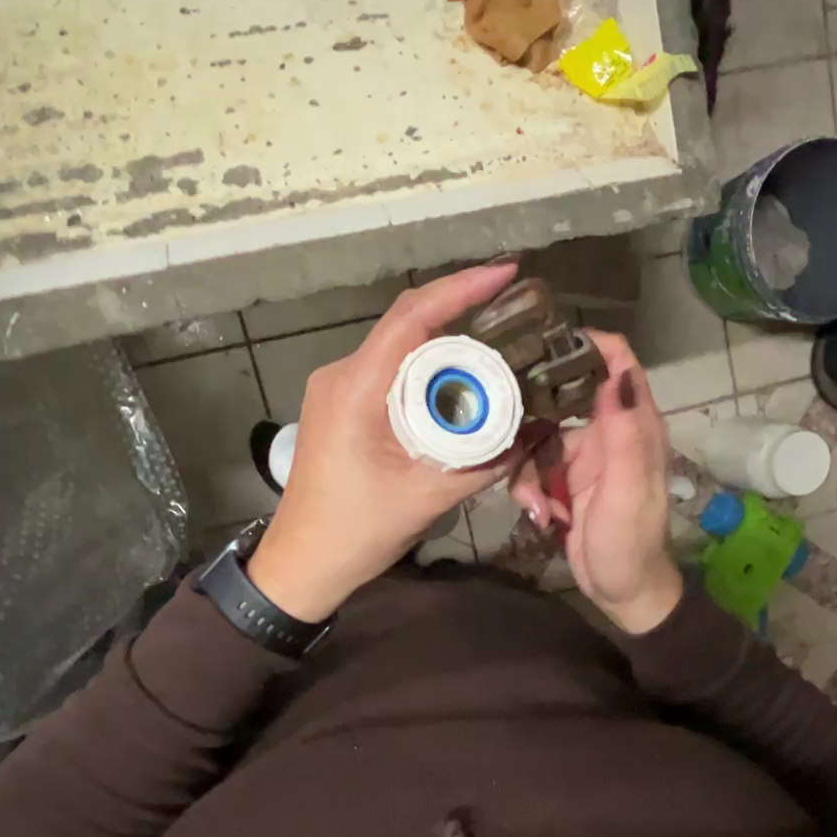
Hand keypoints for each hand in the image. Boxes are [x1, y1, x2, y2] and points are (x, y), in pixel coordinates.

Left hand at [247, 264, 524, 621]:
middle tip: (517, 325)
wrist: (303, 564)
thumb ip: (483, 461)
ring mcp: (337, 389)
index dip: (460, 288)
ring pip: (400, 351)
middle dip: (464, 319)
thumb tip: (533, 431)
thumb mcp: (427, 497)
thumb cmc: (356, 531)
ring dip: (447, 350)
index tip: (506, 273)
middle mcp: (341, 375)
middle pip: (409, 328)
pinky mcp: (341, 406)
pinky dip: (427, 375)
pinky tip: (459, 388)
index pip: (411, 317)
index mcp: (356, 388)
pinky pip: (390, 374)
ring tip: (498, 357)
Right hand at [509, 331, 683, 633]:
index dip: (588, 343)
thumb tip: (618, 372)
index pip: (618, 365)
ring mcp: (582, 455)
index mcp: (634, 426)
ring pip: (537, 435)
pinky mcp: (562, 478)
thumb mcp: (627, 490)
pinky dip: (528, 491)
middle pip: (562, 395)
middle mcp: (608, 431)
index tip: (545, 339)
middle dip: (534, 414)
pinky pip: (531, 466)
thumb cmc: (630, 543)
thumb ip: (623, 434)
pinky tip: (541, 516)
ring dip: (529, 472)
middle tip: (508, 418)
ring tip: (539, 506)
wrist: (621, 593)